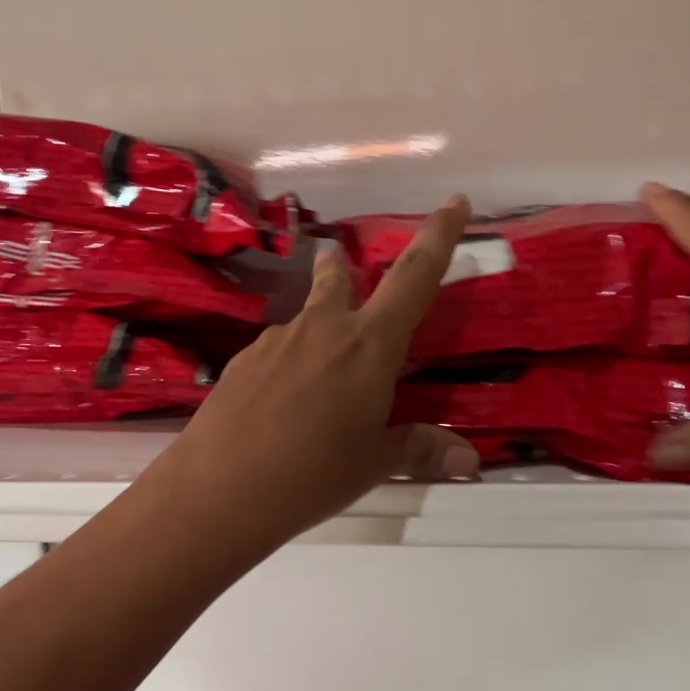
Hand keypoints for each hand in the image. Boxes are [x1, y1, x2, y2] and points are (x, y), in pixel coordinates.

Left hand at [145, 195, 478, 543]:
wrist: (220, 488)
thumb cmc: (313, 475)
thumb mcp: (373, 464)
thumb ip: (417, 450)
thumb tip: (469, 461)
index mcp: (369, 345)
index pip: (413, 277)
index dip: (437, 237)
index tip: (452, 202)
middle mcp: (322, 329)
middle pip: (338, 281)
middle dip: (343, 268)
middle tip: (337, 259)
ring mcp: (274, 343)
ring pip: (302, 320)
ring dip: (313, 328)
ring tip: (313, 368)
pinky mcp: (239, 364)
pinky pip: (274, 353)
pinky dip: (285, 366)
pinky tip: (277, 403)